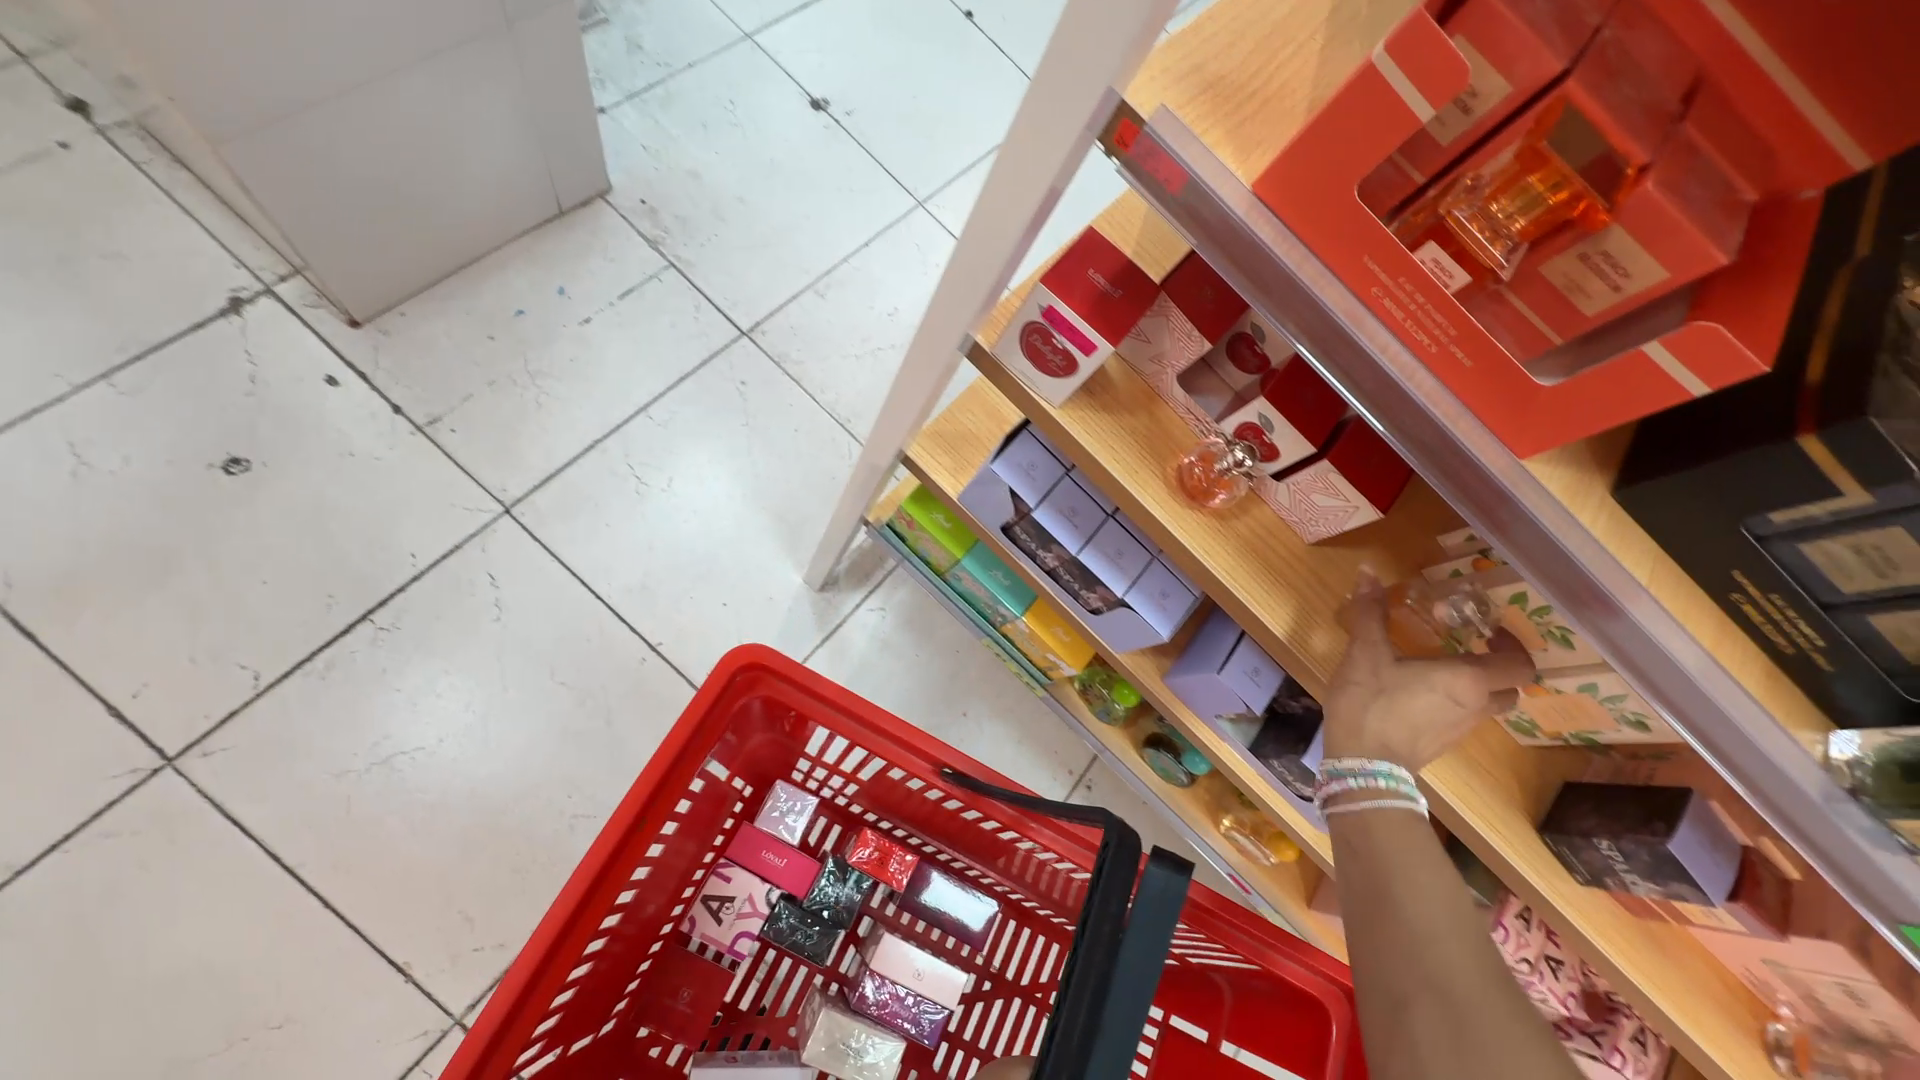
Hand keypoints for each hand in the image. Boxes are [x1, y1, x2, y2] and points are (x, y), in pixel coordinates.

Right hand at [1321, 569, 1535, 771]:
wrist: (1363, 766)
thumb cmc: (1371, 704)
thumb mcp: (1365, 653)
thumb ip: (1370, 613)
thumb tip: (1368, 571)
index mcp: (1467, 679)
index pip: (1520, 665)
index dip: (1513, 646)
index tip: (1489, 631)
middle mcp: (1475, 705)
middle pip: (1510, 688)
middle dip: (1498, 668)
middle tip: (1472, 649)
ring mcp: (1462, 729)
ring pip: (1488, 706)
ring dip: (1478, 688)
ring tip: (1444, 671)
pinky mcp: (1443, 744)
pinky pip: (1463, 720)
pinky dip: (1455, 705)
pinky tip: (1422, 695)